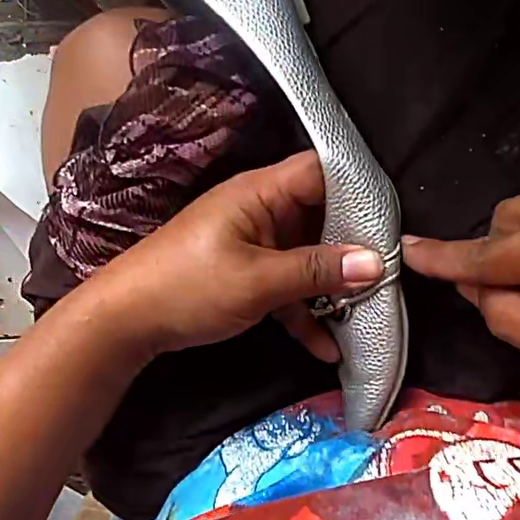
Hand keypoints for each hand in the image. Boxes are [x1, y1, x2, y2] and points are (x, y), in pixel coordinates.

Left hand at [72, 151, 383, 360]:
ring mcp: (254, 244)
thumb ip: (316, 271)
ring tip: (367, 317)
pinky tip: (326, 347)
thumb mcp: (257, 281)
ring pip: (307, 257)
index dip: (361, 191)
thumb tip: (376, 262)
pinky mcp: (246, 274)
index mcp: (261, 193)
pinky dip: (303, 312)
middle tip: (391, 278)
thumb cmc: (187, 287)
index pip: (323, 172)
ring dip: (332, 288)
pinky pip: (286, 286)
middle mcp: (261, 211)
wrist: (126, 320)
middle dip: (354, 249)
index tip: (394, 223)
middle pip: (322, 218)